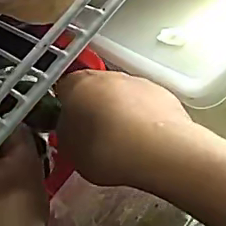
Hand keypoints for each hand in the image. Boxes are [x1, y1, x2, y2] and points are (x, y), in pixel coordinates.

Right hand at [51, 69, 203, 191]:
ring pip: (121, 95)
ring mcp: (137, 81)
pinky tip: (143, 141)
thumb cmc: (107, 149)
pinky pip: (145, 105)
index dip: (63, 107)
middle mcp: (106, 75)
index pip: (62, 88)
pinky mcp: (163, 93)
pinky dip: (142, 118)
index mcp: (77, 84)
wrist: (158, 150)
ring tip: (121, 142)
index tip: (67, 124)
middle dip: (93, 108)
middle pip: (94, 88)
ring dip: (119, 113)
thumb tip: (69, 130)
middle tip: (93, 136)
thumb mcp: (70, 150)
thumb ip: (66, 133)